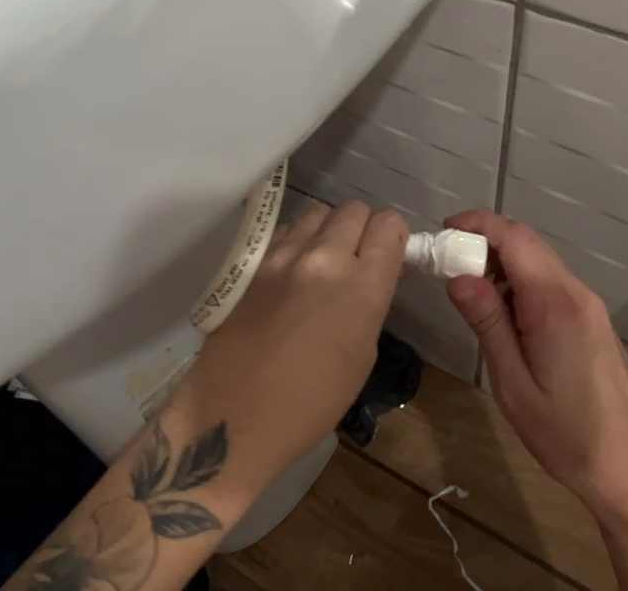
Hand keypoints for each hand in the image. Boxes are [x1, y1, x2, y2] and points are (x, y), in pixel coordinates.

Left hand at [174, 201, 408, 493]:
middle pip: (354, 210)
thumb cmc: (310, 402)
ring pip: (319, 213)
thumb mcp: (362, 354)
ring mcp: (282, 256)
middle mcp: (323, 258)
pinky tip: (293, 271)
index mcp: (360, 286)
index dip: (394, 237)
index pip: (388, 225)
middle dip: (364, 229)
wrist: (233, 417)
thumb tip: (379, 270)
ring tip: (324, 262)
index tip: (390, 255)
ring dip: (329, 230)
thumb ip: (372, 299)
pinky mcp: (253, 261)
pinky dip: (298, 241)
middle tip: (358, 258)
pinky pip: (286, 231)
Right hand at [441, 211, 627, 518]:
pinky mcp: (591, 321)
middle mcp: (576, 293)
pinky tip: (500, 313)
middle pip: (526, 244)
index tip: (442, 232)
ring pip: (538, 263)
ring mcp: (588, 306)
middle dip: (483, 243)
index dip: (477, 225)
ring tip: (465, 291)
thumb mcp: (513, 384)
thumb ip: (488, 323)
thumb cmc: (568, 435)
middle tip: (444, 265)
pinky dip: (519, 283)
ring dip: (500, 264)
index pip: (514, 238)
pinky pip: (549, 284)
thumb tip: (458, 276)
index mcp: (556, 303)